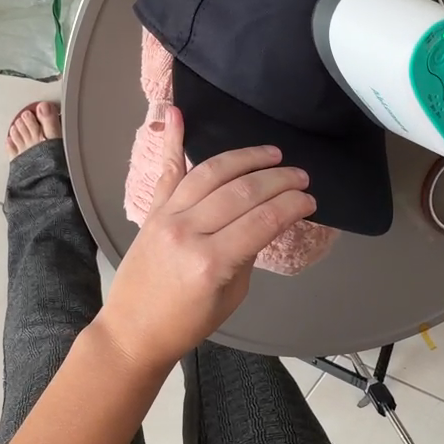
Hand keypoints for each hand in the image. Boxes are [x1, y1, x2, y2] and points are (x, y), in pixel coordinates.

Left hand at [94, 107, 315, 370]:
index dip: (292, 205)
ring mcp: (166, 216)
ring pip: (211, 173)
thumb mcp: (231, 296)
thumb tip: (267, 219)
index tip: (311, 199)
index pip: (263, 220)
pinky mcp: (151, 211)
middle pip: (241, 191)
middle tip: (300, 175)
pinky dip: (172, 139)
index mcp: (212, 262)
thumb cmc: (187, 322)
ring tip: (272, 153)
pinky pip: (167, 171)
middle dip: (278, 179)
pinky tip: (177, 112)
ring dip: (245, 158)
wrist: (132, 331)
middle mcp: (188, 231)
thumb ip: (247, 252)